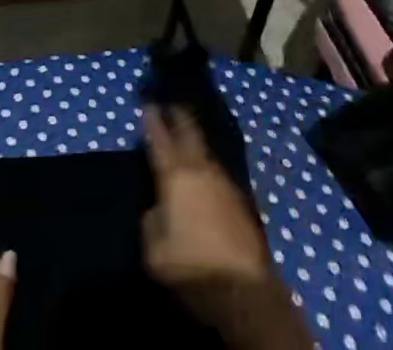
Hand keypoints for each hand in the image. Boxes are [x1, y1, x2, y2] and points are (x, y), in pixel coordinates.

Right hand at [142, 106, 310, 349]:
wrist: (244, 290)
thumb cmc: (191, 266)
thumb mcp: (153, 248)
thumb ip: (151, 219)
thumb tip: (157, 206)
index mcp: (175, 177)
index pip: (160, 139)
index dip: (152, 120)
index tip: (148, 104)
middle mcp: (201, 170)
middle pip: (190, 133)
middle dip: (179, 116)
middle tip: (171, 103)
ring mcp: (225, 182)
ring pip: (206, 151)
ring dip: (195, 140)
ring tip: (186, 134)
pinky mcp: (241, 200)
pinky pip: (218, 171)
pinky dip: (207, 164)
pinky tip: (204, 171)